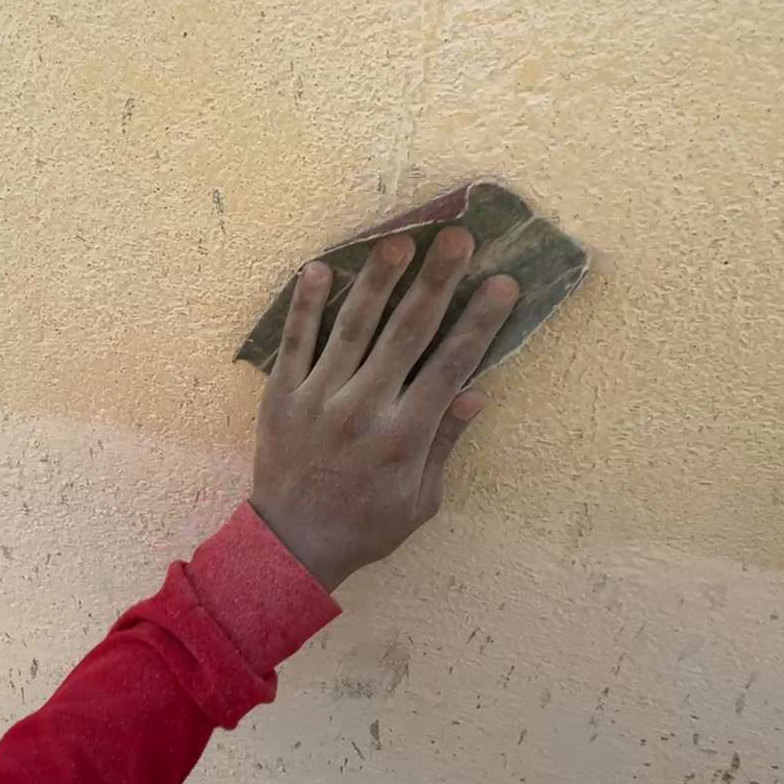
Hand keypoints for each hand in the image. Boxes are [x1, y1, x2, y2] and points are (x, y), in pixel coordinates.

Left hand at [249, 227, 519, 591]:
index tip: (502, 283)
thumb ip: (445, 443)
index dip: (479, 322)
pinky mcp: (281, 394)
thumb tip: (475, 391)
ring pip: (352, 327)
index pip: (450, 366)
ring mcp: (319, 398)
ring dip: (377, 281)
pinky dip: (306, 305)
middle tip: (457, 239)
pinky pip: (294, 342)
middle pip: (407, 334)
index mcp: (404, 437)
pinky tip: (319, 268)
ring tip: (398, 240)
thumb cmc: (365, 525)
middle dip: (436, 283)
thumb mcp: (421, 500)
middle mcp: (363, 408)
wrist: (291, 544)